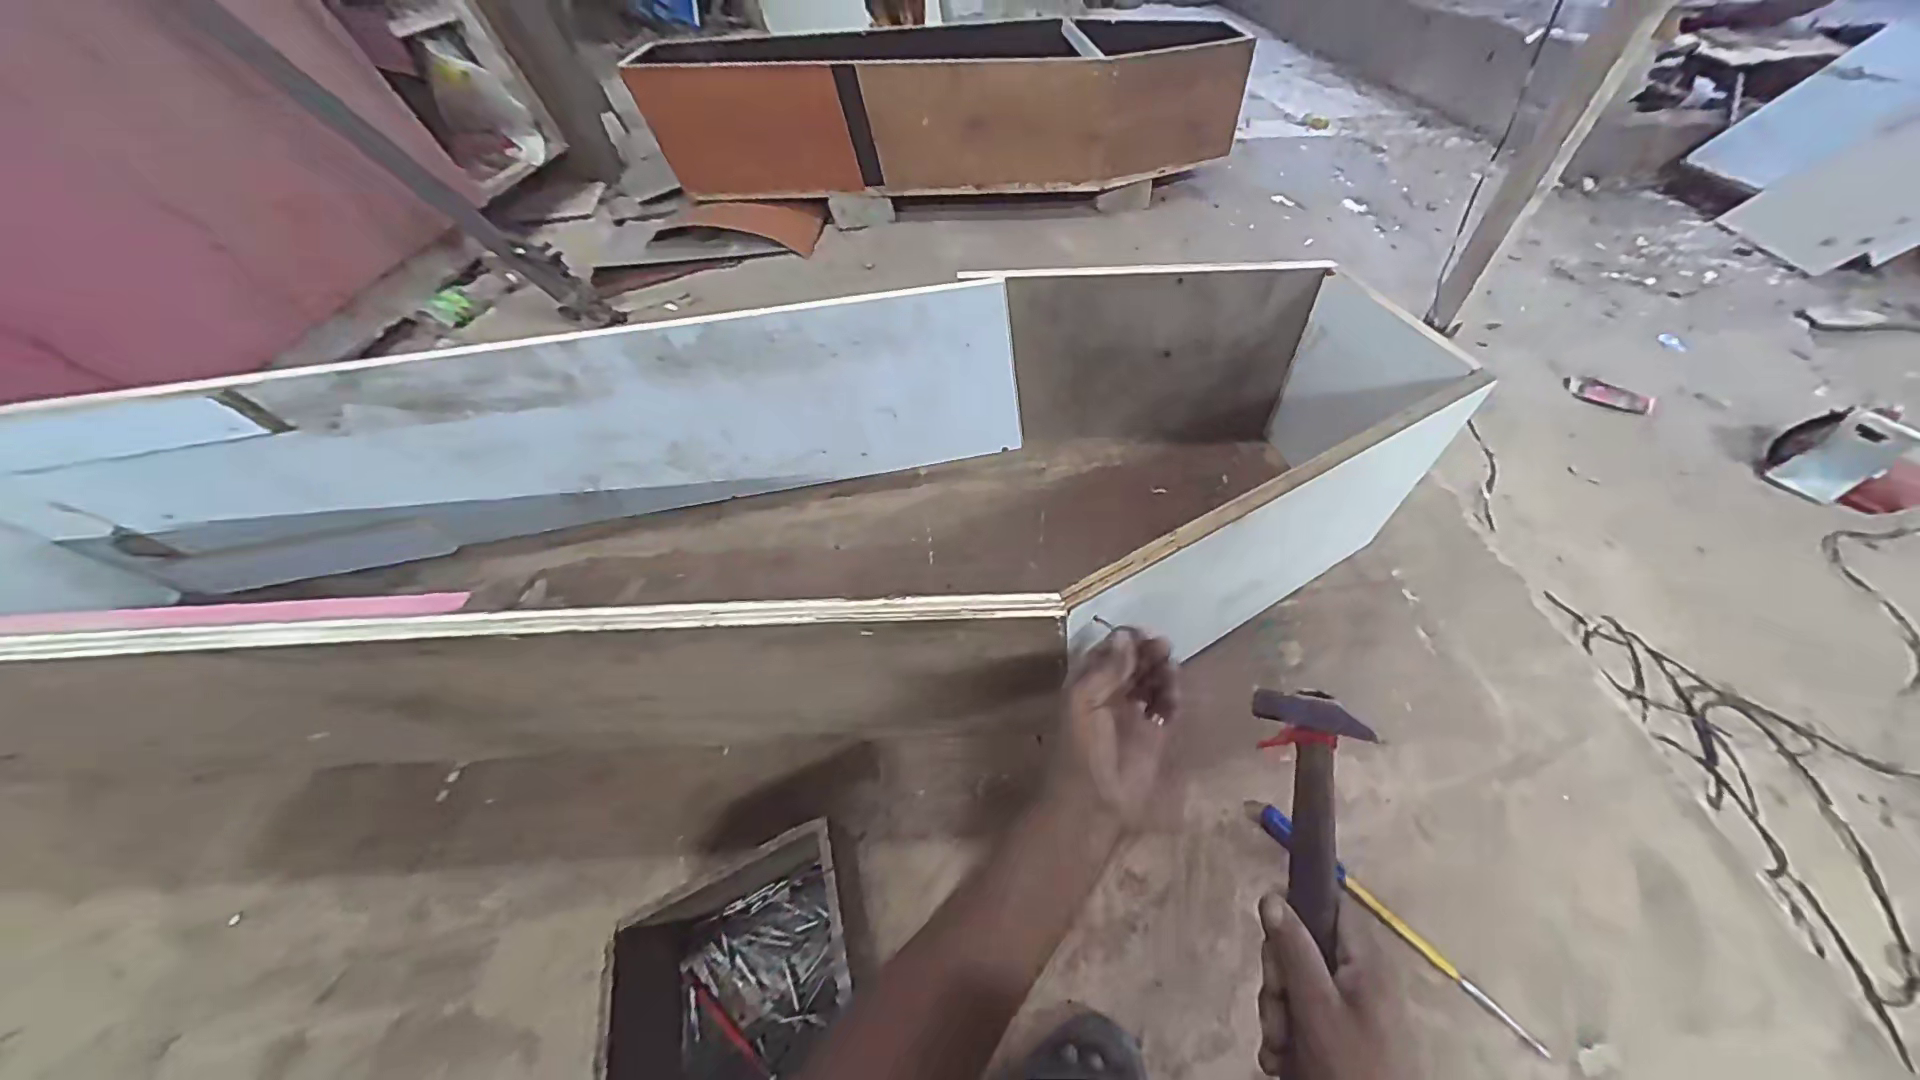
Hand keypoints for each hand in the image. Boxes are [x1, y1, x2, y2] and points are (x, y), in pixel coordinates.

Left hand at [1048, 626, 1178, 829]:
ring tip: (1169, 668)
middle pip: (1133, 663)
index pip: (1109, 652)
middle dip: (1147, 652)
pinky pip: (1166, 706)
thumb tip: (1125, 636)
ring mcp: (1132, 714)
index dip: (1125, 640)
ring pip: (1151, 681)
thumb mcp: (1083, 702)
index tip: (1144, 633)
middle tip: (1163, 646)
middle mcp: (1109, 695)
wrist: (1091, 803)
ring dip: (1161, 671)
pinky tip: (1173, 696)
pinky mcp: (1154, 735)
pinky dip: (1171, 697)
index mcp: (1086, 684)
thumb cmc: (1080, 749)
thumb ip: (1105, 669)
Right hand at [1257, 893, 1405, 1079]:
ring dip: (1277, 1012)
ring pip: (1296, 984)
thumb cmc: (1353, 1069)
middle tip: (1276, 1008)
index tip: (1270, 933)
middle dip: (1277, 978)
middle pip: (1302, 947)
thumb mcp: (1316, 1006)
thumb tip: (1271, 895)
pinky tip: (1280, 1059)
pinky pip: (1302, 1014)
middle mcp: (1359, 977)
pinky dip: (1286, 1033)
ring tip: (1278, 1047)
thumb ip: (1293, 949)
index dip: (1296, 908)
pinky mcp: (1342, 1035)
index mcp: (1364, 961)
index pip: (1329, 905)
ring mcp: (1351, 1008)